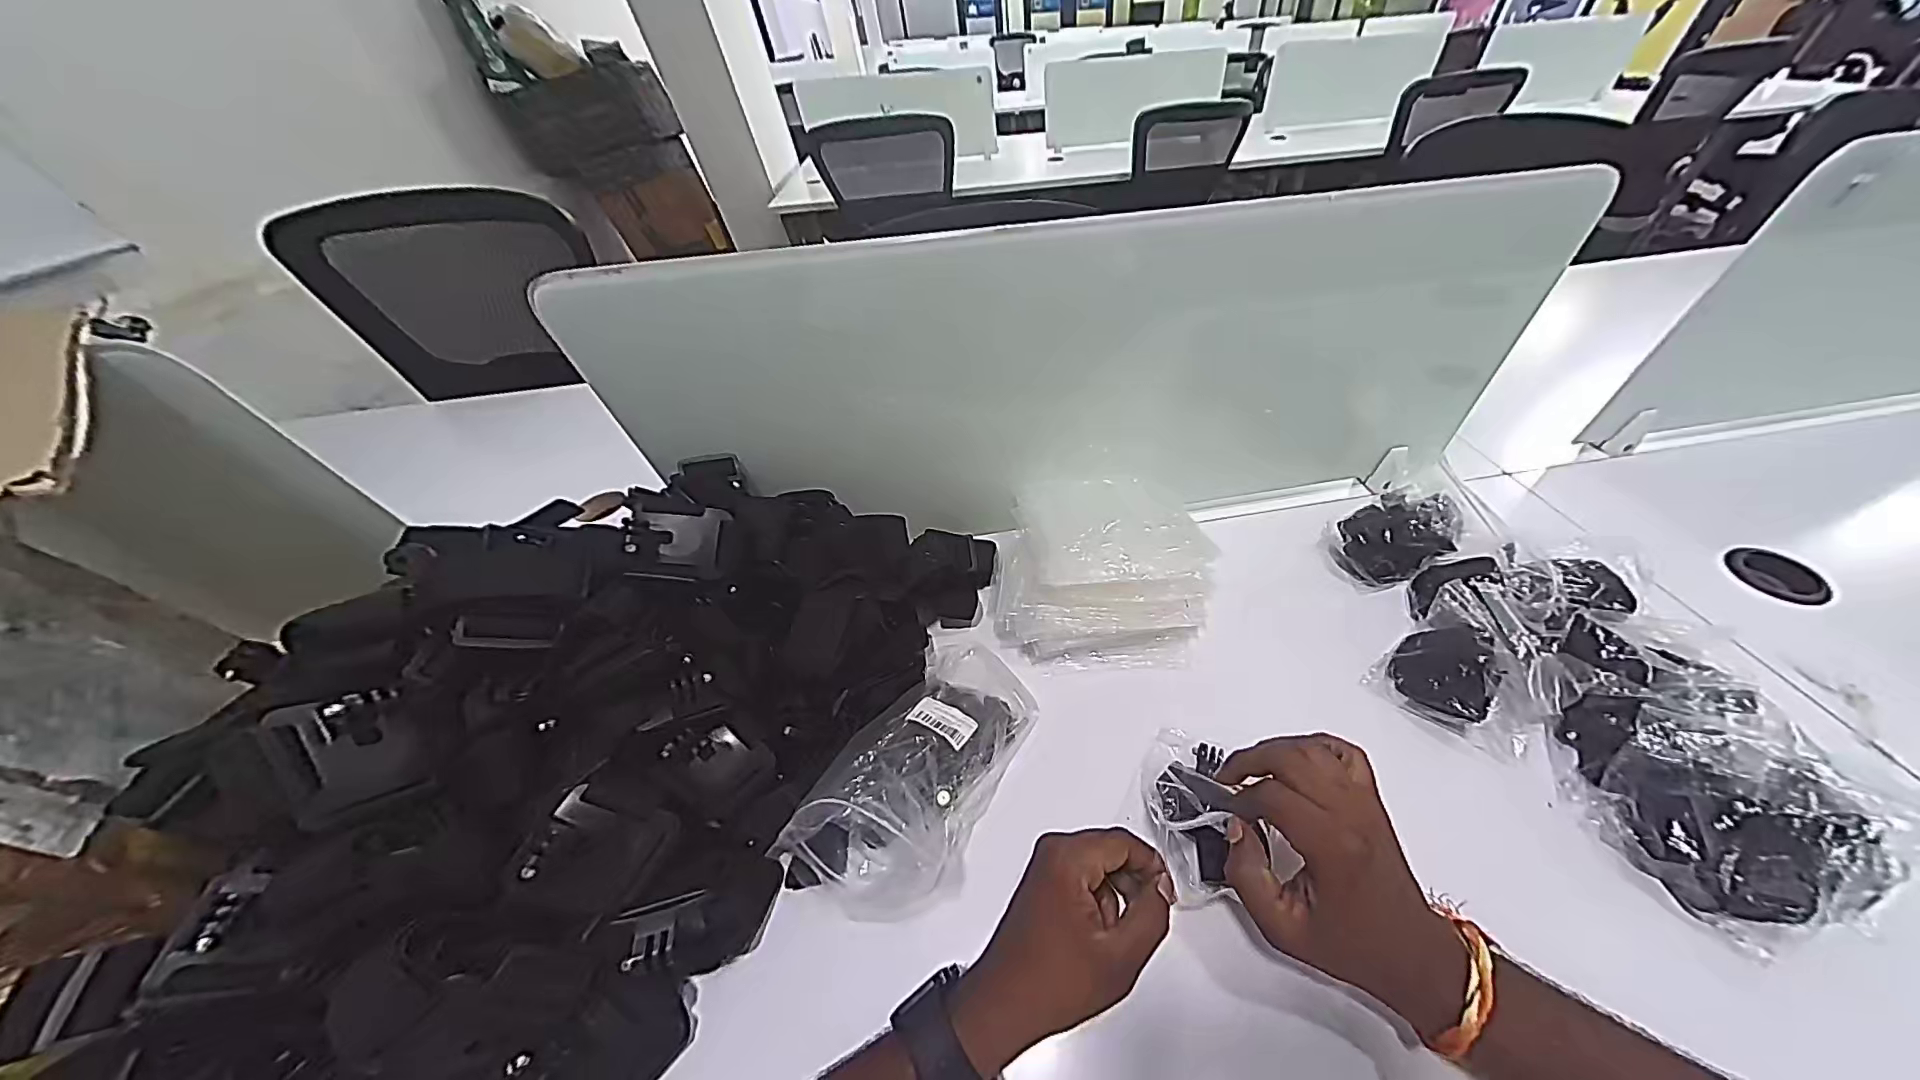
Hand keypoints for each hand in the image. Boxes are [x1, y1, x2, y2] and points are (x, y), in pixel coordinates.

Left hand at [947, 828, 1175, 1073]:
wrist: (1006, 1002)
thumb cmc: (1046, 983)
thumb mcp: (1122, 954)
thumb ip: (1153, 914)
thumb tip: (1161, 890)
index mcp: (1067, 858)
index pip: (1126, 842)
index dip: (1154, 867)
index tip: (1165, 889)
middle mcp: (1051, 852)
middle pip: (1111, 849)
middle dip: (1134, 882)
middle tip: (1147, 913)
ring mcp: (1043, 865)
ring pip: (1098, 863)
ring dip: (1115, 893)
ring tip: (1114, 934)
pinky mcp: (1040, 879)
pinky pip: (1082, 874)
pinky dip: (1097, 898)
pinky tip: (1096, 934)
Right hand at [1217, 735, 1466, 1042]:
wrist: (1411, 952)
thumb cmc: (1358, 944)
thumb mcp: (1284, 928)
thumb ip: (1246, 877)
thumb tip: (1235, 833)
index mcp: (1333, 847)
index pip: (1273, 795)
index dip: (1240, 799)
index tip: (1232, 815)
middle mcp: (1352, 817)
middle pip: (1290, 758)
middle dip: (1248, 762)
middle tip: (1229, 779)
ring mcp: (1364, 804)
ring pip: (1313, 748)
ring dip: (1274, 750)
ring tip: (1253, 766)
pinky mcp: (1370, 800)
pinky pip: (1343, 752)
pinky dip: (1313, 746)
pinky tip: (1294, 758)